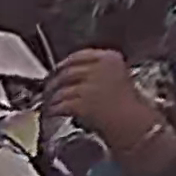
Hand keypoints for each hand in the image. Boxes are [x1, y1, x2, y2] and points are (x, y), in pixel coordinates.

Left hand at [45, 49, 168, 155]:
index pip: (80, 55)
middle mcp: (99, 69)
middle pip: (67, 72)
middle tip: (46, 90)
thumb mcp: (115, 76)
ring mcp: (89, 86)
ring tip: (47, 104)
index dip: (63, 64)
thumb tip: (72, 75)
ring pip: (61, 90)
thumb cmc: (124, 102)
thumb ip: (97, 71)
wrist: (129, 120)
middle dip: (52, 82)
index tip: (55, 70)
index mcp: (110, 58)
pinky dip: (53, 110)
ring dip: (50, 98)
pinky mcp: (81, 103)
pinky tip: (50, 113)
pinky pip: (60, 105)